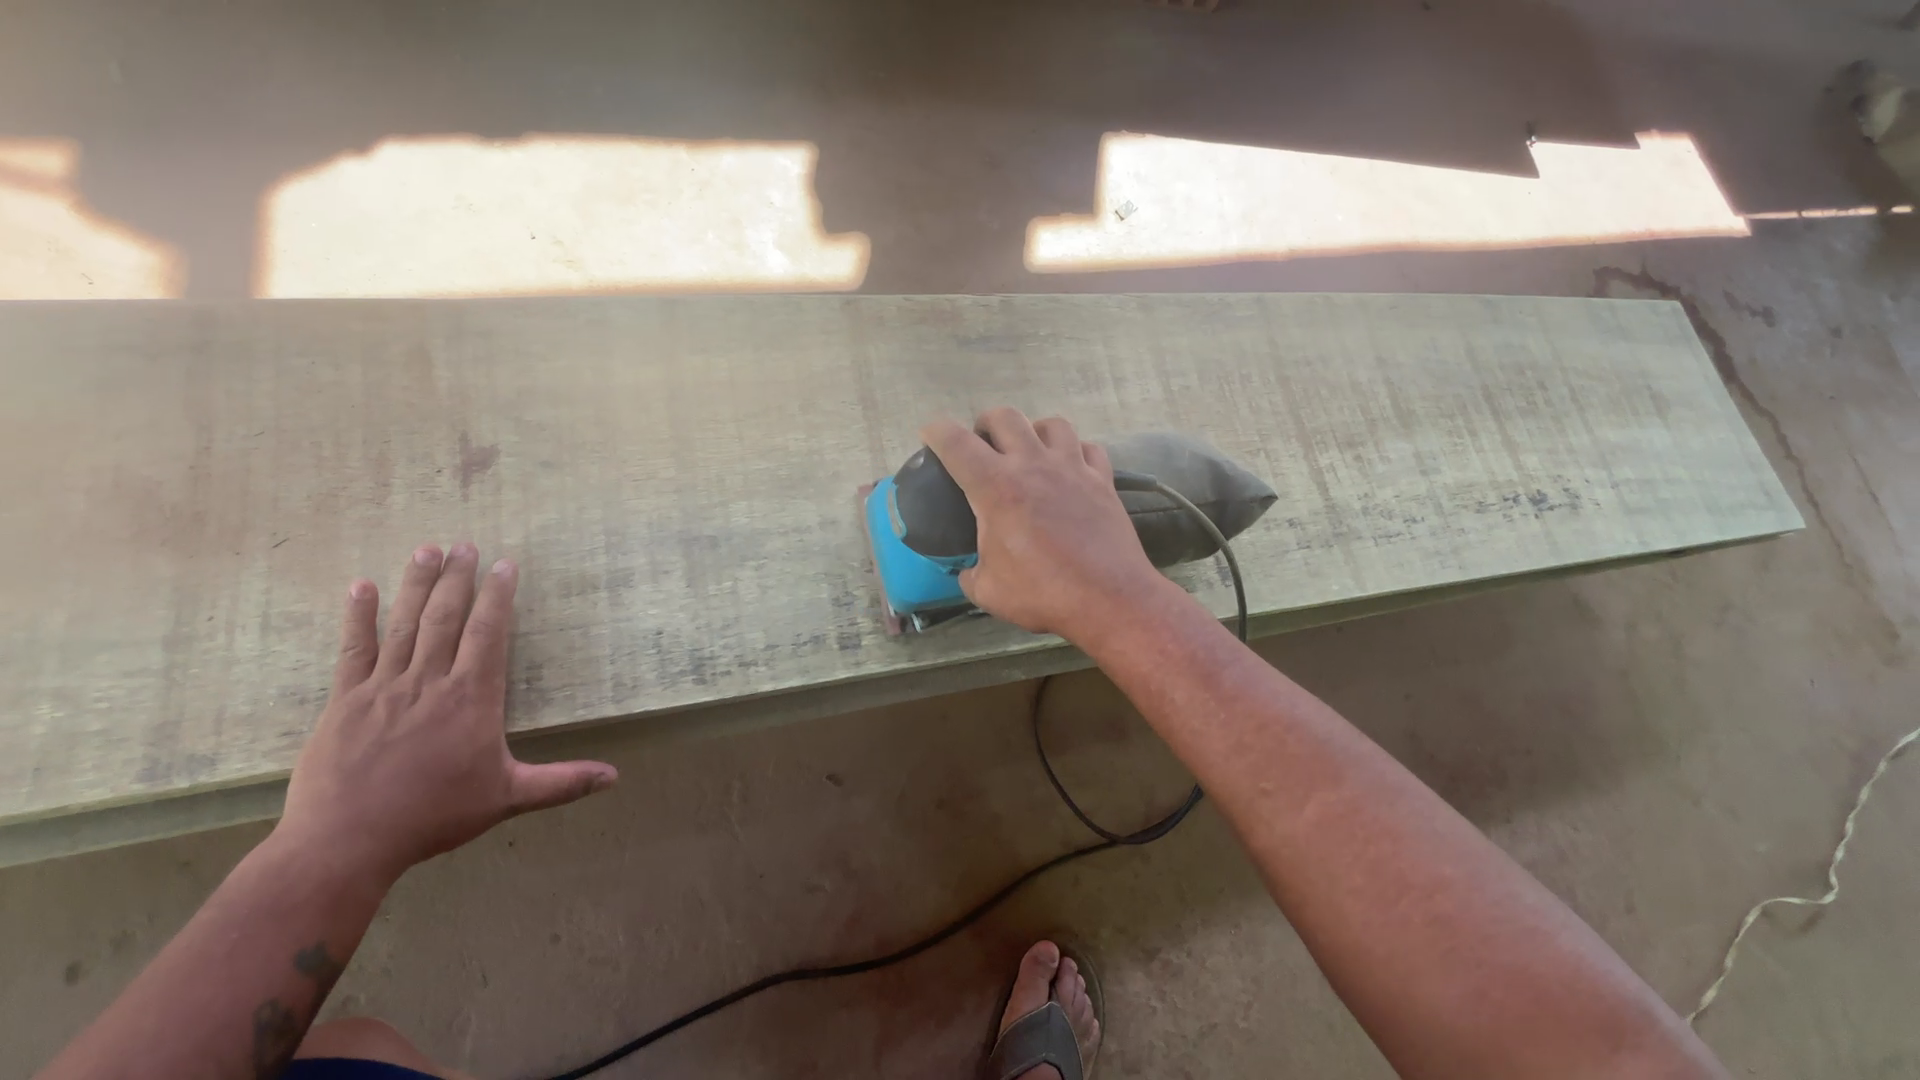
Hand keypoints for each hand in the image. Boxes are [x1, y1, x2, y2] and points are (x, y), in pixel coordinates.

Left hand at [278, 543, 616, 884]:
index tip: (505, 564)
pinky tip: (361, 587)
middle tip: (465, 545)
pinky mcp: (344, 701)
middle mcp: (429, 681)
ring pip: (403, 624)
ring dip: (416, 584)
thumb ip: (562, 783)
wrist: (346, 841)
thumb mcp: (507, 798)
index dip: (498, 596)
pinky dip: (358, 616)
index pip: (488, 633)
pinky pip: (354, 650)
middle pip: (446, 617)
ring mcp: (383, 687)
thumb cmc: (434, 817)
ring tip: (426, 550)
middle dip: (458, 578)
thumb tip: (615, 778)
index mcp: (471, 698)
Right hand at [920, 407, 1170, 642]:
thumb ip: (970, 574)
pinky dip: (1076, 452)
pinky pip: (1089, 448)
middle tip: (982, 445)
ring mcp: (1072, 468)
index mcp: (995, 487)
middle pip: (1005, 417)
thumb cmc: (1043, 594)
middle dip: (986, 424)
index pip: (956, 442)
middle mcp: (1033, 465)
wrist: (1109, 599)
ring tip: (1029, 451)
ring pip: (1052, 424)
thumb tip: (968, 571)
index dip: (936, 431)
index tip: (929, 434)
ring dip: (1034, 431)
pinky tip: (1070, 468)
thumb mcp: (988, 591)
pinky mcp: (1102, 481)